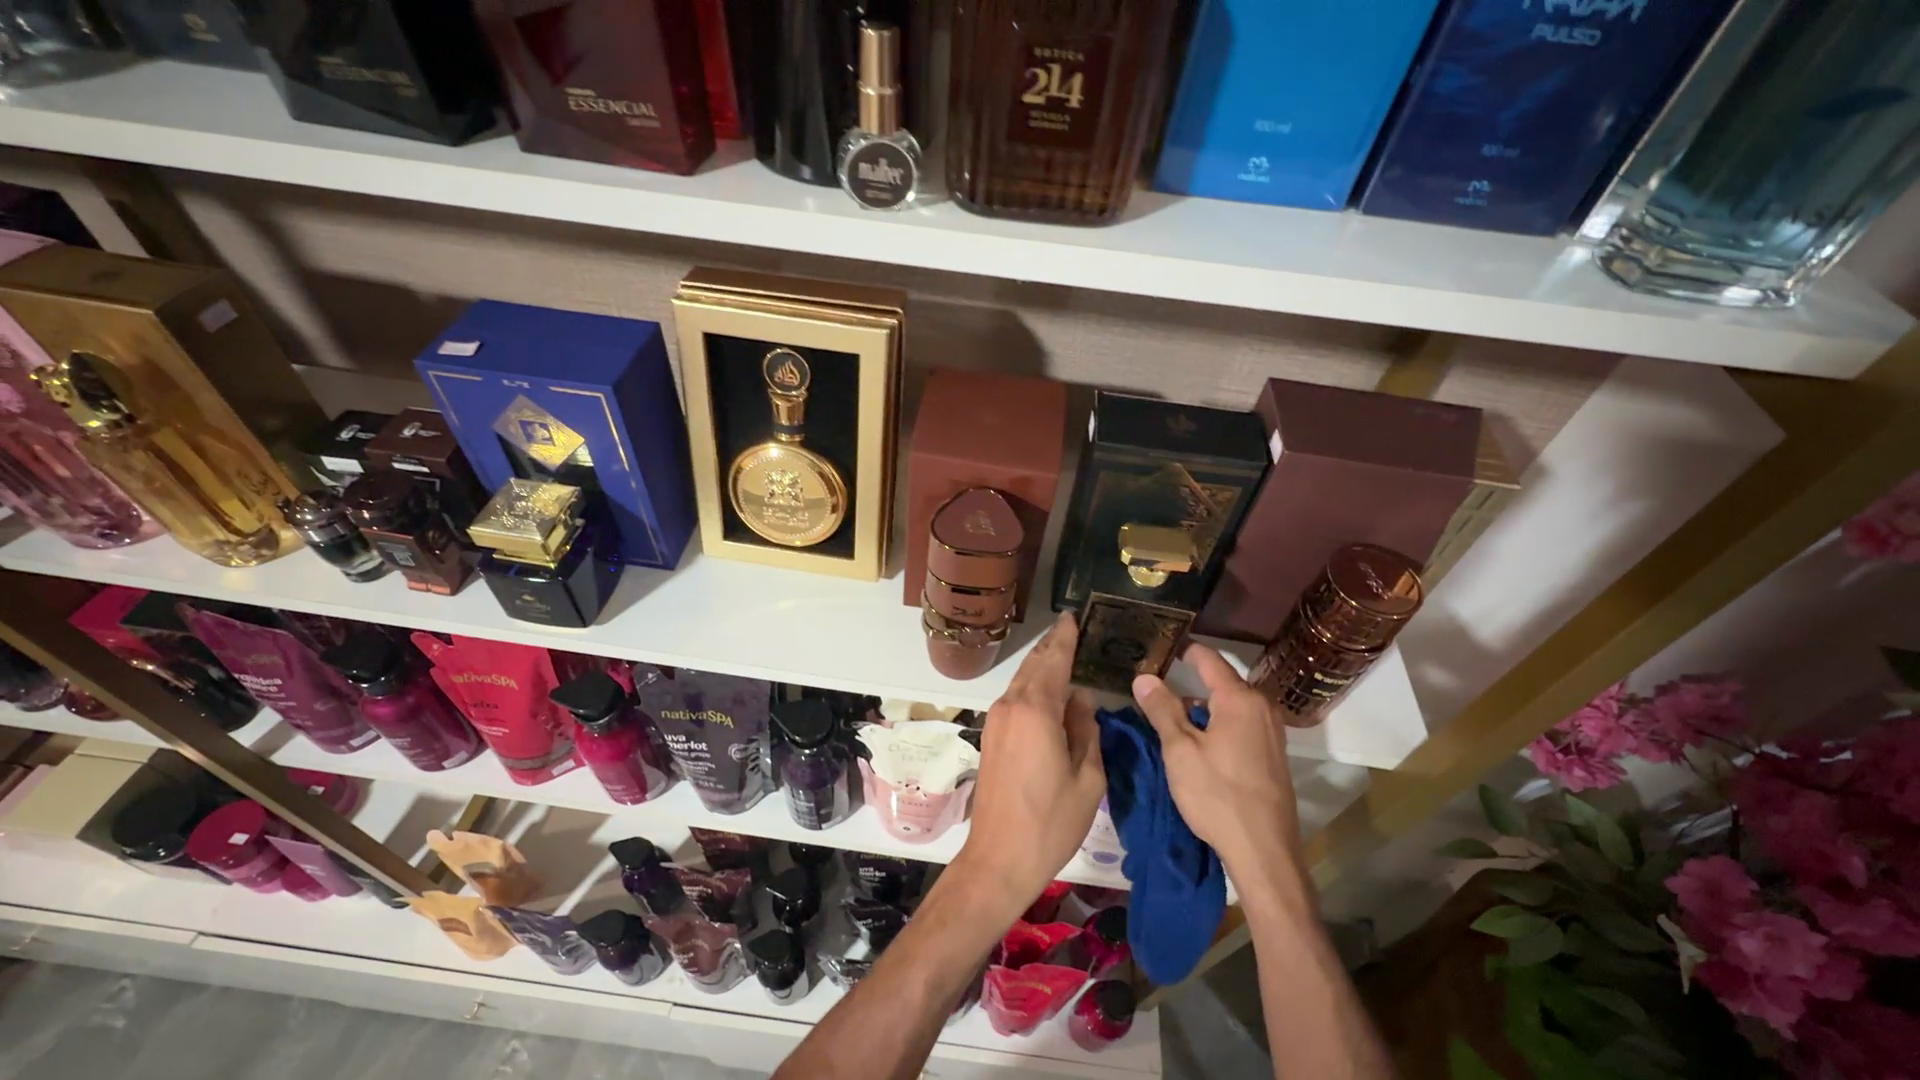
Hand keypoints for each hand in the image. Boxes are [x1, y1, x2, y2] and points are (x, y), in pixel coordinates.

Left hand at [957, 612, 1104, 917]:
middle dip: (1052, 647)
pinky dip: (1033, 687)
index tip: (1074, 616)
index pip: (1053, 660)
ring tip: (1065, 654)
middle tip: (1073, 629)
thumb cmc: (1051, 822)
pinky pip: (1015, 700)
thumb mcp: (1087, 777)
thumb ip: (1086, 731)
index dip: (1065, 637)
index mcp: (1036, 711)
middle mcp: (1011, 707)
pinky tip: (1050, 693)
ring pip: (1022, 682)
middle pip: (1033, 666)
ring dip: (1042, 666)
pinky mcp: (992, 738)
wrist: (999, 858)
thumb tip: (1081, 702)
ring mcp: (996, 722)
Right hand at [1132, 643, 1299, 874]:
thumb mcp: (1180, 750)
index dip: (1186, 652)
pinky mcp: (1274, 755)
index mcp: (1240, 699)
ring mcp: (1273, 732)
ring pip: (1232, 707)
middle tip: (1158, 687)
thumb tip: (1144, 676)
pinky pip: (1243, 725)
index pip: (1209, 661)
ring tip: (1172, 718)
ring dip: (1205, 709)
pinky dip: (1220, 725)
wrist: (1263, 849)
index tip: (1164, 647)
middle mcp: (1262, 707)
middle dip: (1192, 684)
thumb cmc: (1217, 795)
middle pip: (1222, 684)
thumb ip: (1162, 709)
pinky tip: (1200, 743)